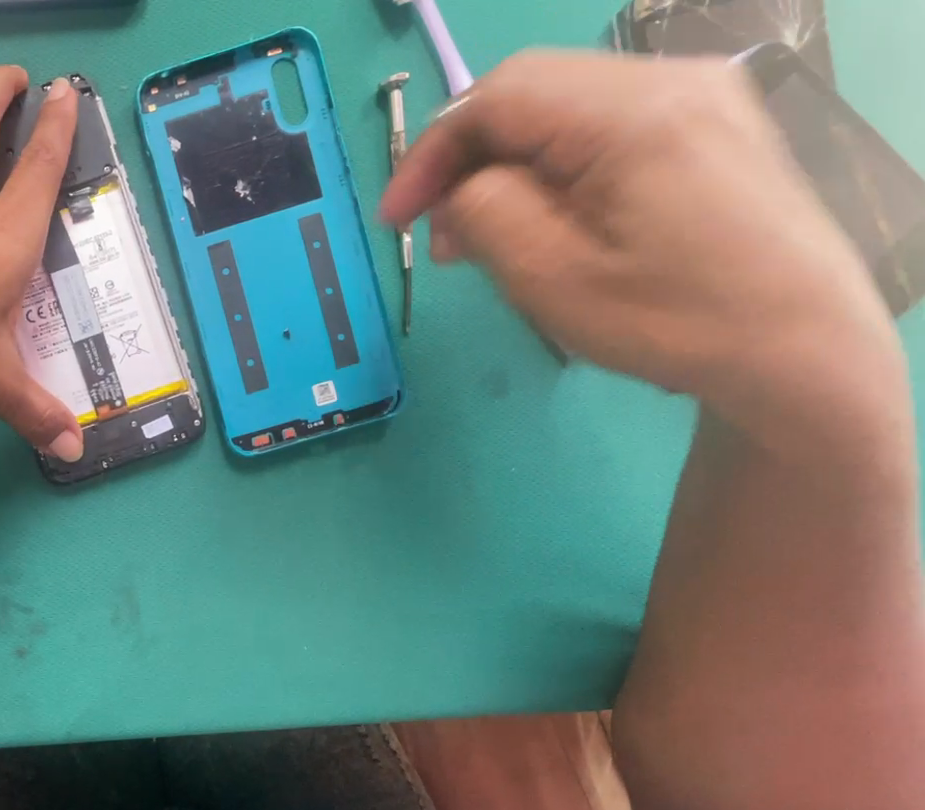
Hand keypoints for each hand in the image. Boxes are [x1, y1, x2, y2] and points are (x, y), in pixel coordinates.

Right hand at [382, 52, 908, 443]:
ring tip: (474, 237)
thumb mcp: (550, 276)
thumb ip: (486, 211)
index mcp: (632, 114)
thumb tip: (457, 187)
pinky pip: (593, 127)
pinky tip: (530, 219)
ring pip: (555, 109)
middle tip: (432, 231)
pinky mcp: (700, 126)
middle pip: (525, 92)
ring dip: (497, 166)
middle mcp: (669, 81)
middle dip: (460, 159)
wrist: (796, 346)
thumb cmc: (667, 319)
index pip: (496, 98)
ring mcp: (694, 99)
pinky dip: (542, 168)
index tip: (394, 221)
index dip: (429, 153)